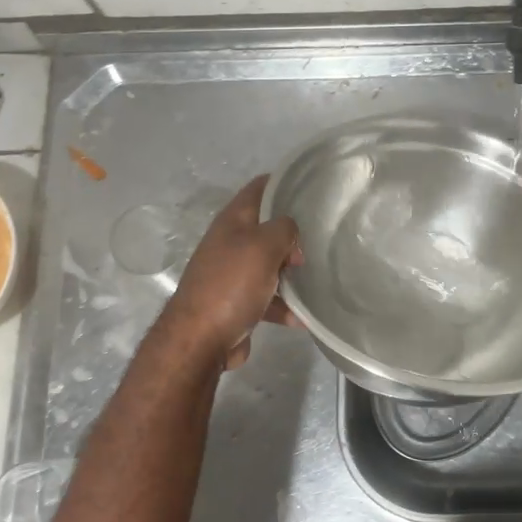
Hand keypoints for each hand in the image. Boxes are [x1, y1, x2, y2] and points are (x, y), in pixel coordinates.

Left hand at [164, 176, 300, 369]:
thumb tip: (291, 233)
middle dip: (293, 235)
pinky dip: (284, 307)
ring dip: (291, 273)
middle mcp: (230, 243)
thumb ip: (284, 229)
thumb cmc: (232, 284)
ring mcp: (232, 274)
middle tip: (320, 242)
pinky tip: (302, 318)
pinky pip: (267, 299)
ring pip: (269, 265)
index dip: (283, 183)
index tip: (312, 188)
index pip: (259, 189)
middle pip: (267, 229)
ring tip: (316, 280)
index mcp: (232, 222)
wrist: (201, 339)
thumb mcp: (263, 246)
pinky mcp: (237, 304)